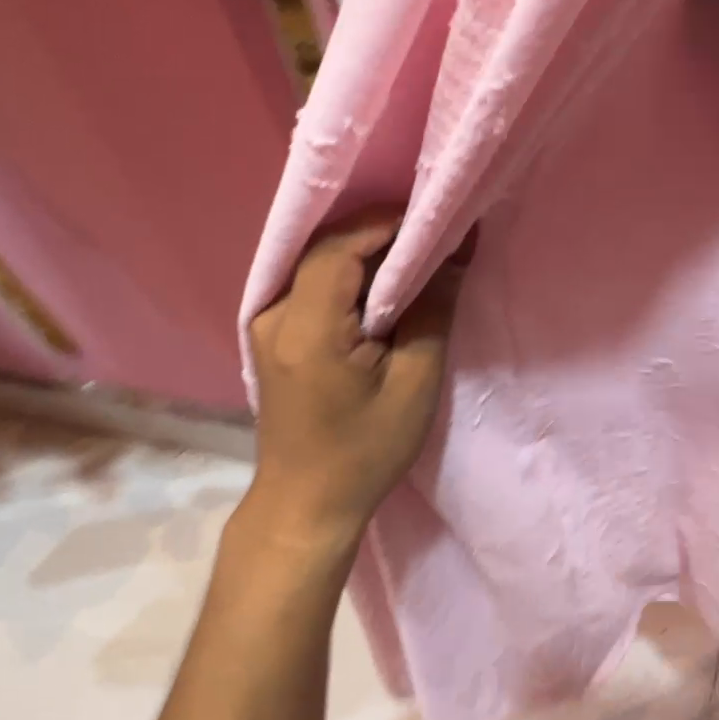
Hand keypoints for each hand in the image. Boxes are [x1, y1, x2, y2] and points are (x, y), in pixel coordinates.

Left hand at [245, 209, 470, 539]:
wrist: (307, 502)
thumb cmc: (365, 451)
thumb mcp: (414, 385)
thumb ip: (432, 313)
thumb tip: (453, 256)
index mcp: (307, 328)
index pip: (340, 248)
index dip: (386, 222)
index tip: (433, 217)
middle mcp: (273, 315)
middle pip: (325, 248)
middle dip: (379, 231)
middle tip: (431, 231)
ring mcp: (265, 324)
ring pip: (316, 263)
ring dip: (364, 251)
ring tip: (414, 252)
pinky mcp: (271, 335)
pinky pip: (311, 285)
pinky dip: (348, 274)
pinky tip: (381, 282)